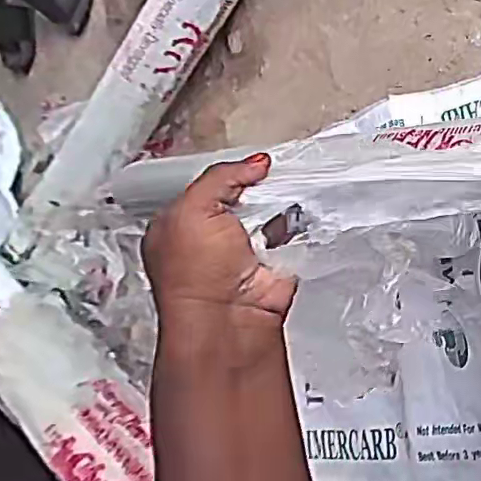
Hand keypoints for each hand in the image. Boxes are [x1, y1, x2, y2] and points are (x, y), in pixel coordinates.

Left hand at [144, 154, 297, 343]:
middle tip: (270, 178)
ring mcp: (247, 249)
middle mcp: (214, 236)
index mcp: (181, 223)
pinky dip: (299, 224)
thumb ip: (222, 178)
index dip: (231, 172)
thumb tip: (255, 164)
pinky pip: (294, 232)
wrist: (230, 316)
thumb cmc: (196, 273)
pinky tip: (298, 216)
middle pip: (245, 196)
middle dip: (259, 186)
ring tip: (285, 197)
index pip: (210, 185)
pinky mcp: (277, 259)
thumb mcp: (193, 208)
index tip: (251, 165)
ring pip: (271, 211)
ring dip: (281, 203)